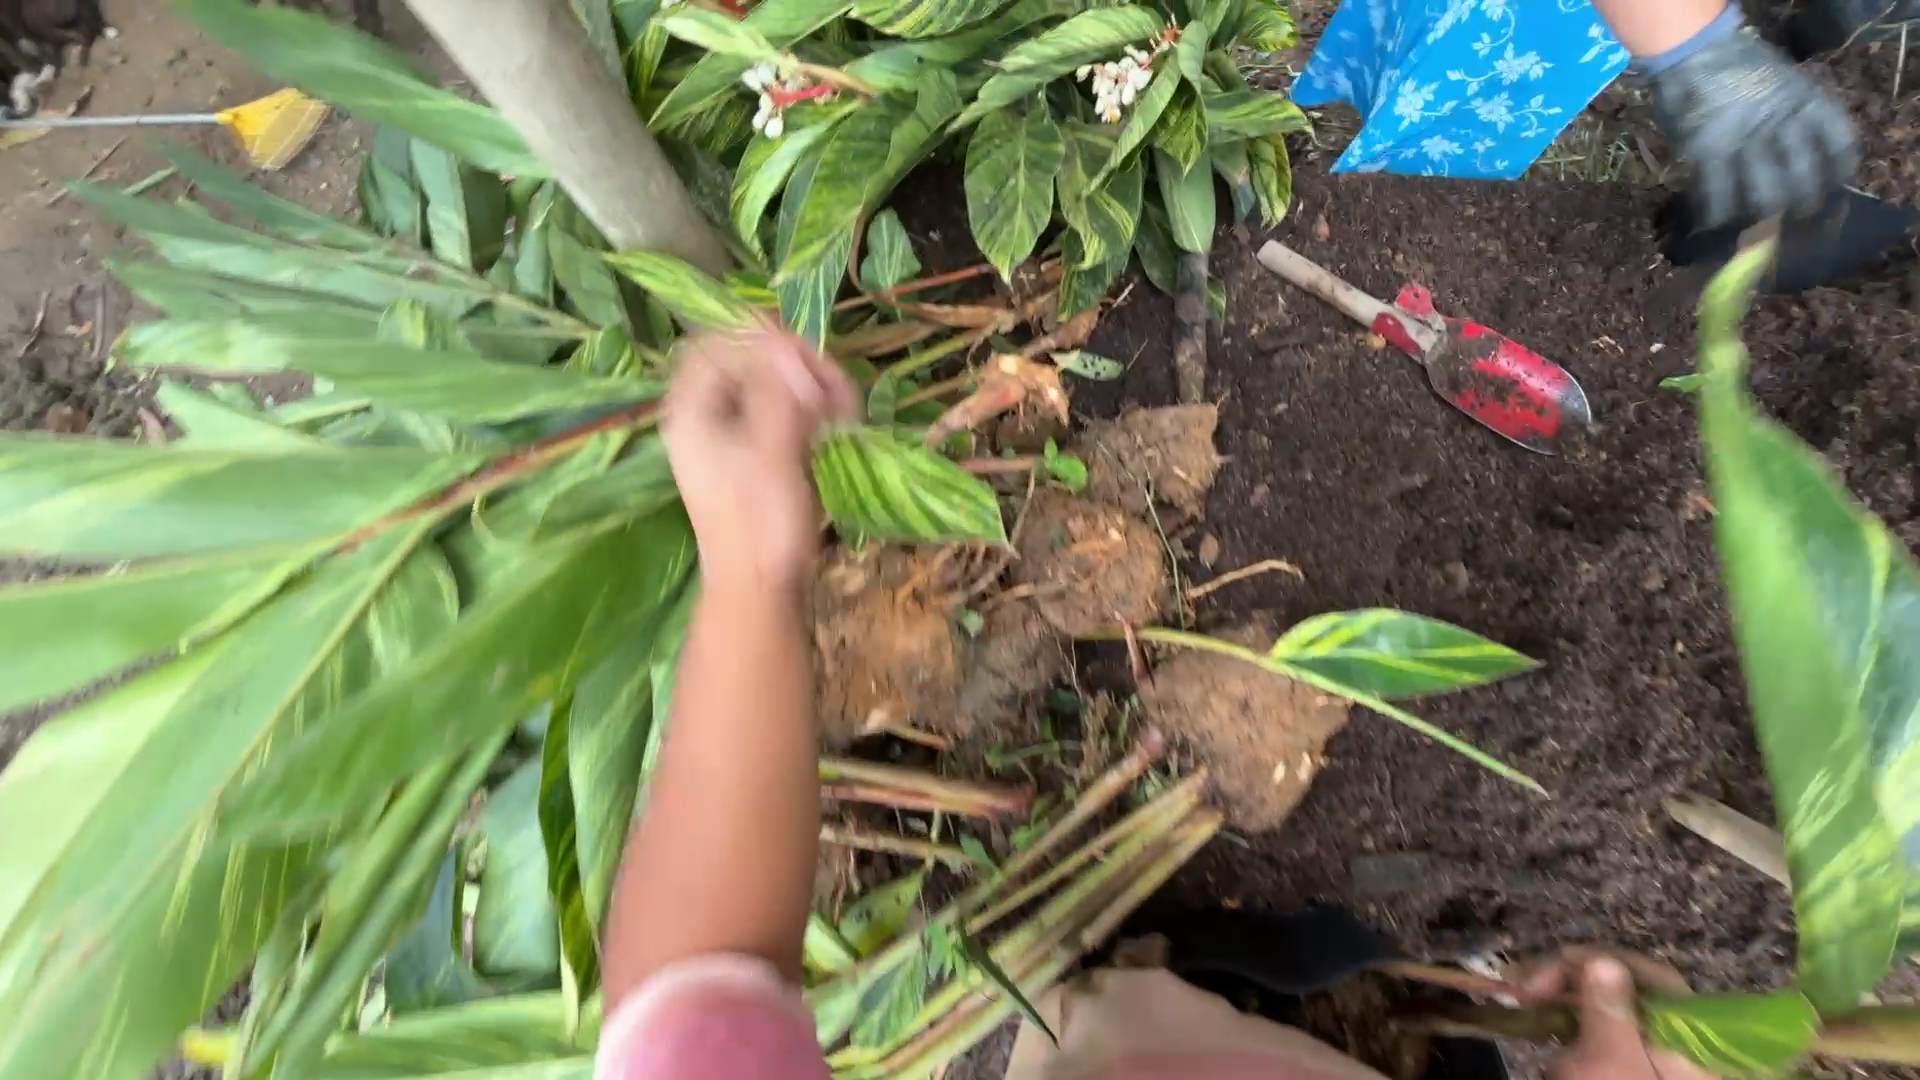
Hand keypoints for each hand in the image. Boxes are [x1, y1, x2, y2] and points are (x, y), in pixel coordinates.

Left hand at [662, 322, 857, 596]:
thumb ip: (779, 395)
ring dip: (811, 385)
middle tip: (835, 386)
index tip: (806, 358)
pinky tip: (839, 420)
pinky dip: (812, 408)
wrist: (761, 589)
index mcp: (692, 412)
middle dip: (795, 364)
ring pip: (771, 385)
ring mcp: (734, 436)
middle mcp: (707, 417)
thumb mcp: (770, 454)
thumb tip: (792, 349)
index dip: (759, 340)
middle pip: (747, 360)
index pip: (717, 346)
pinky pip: (785, 411)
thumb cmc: (759, 525)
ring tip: (846, 406)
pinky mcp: (760, 454)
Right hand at [1514, 950, 1715, 1079]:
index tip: (1549, 972)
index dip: (1597, 961)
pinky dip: (1566, 1010)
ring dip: (1559, 989)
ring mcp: (1657, 1051)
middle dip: (1569, 975)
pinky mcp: (1632, 1061)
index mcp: (1695, 1039)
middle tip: (1523, 986)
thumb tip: (1602, 960)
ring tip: (1520, 993)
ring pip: (1607, 999)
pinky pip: (1599, 1020)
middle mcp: (1684, 1040)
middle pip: (1625, 985)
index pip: (1651, 975)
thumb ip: (1610, 1011)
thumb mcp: (1613, 1064)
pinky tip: (1536, 1010)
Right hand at [1648, 13, 1859, 229]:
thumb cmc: (1734, 64)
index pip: (1837, 139)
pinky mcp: (1704, 150)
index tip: (1837, 189)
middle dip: (1800, 200)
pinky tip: (1713, 225)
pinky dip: (1713, 209)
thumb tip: (1785, 148)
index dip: (1840, 167)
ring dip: (1758, 213)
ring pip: (1759, 184)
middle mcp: (1780, 121)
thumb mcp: (1779, 80)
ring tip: (1756, 234)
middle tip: (1797, 223)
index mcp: (1806, 99)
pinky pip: (1713, 187)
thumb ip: (1784, 111)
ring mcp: (1740, 137)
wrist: (1695, 53)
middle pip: (1800, 170)